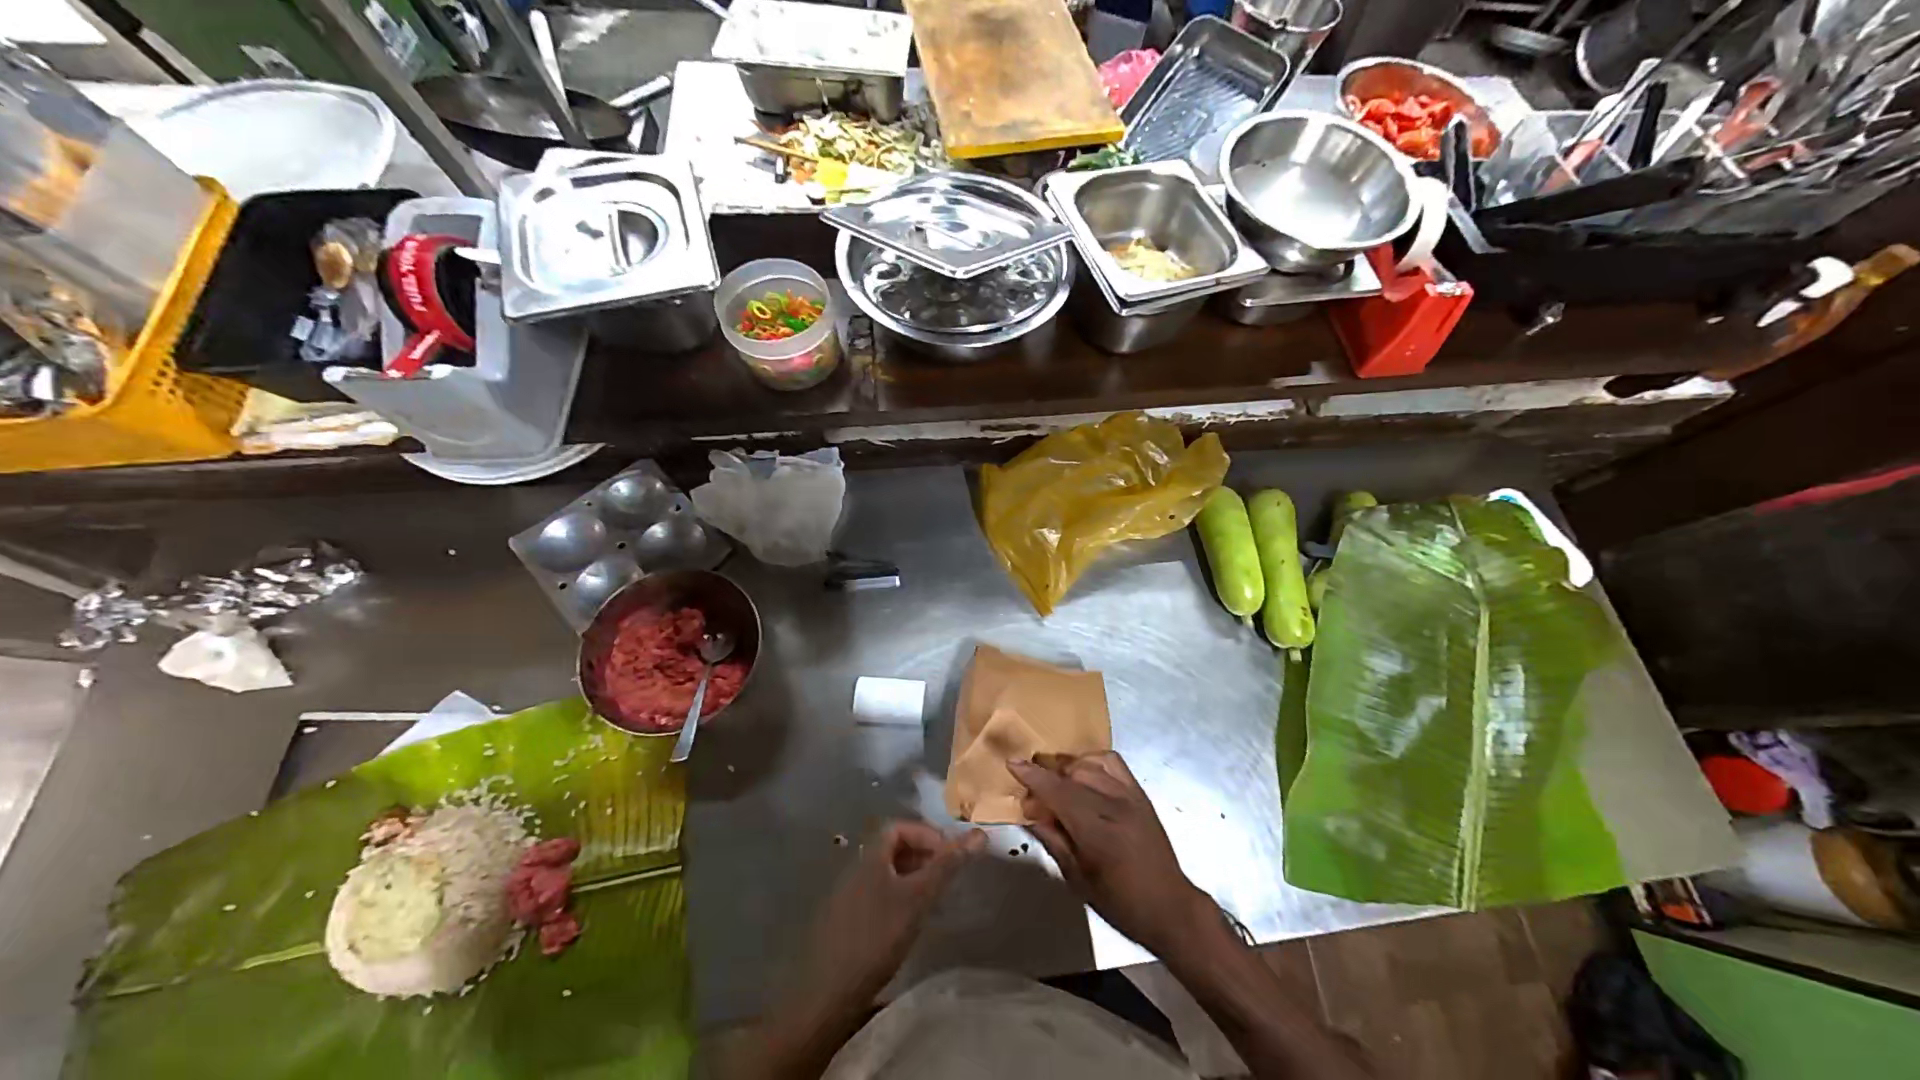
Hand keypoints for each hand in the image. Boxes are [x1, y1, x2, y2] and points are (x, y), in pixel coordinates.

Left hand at [803, 821, 984, 1003]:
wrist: (829, 991)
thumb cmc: (877, 936)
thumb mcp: (918, 898)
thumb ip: (947, 866)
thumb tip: (978, 834)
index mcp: (870, 857)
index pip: (899, 827)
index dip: (927, 834)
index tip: (950, 854)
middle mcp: (857, 869)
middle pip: (893, 849)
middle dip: (924, 856)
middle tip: (949, 876)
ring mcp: (849, 895)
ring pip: (887, 874)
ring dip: (913, 878)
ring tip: (935, 899)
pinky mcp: (847, 920)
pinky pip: (878, 895)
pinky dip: (900, 898)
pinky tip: (911, 922)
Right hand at [1009, 753, 1211, 954]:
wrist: (1169, 906)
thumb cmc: (1119, 902)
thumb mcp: (1077, 878)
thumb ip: (1053, 840)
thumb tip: (1030, 814)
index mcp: (1096, 830)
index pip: (1058, 790)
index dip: (1032, 776)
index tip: (1012, 764)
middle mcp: (1114, 805)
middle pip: (1071, 773)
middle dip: (1046, 776)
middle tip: (1033, 796)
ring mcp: (1130, 795)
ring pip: (1089, 764)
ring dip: (1066, 769)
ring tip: (1055, 783)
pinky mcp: (1140, 793)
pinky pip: (1112, 762)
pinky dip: (1092, 761)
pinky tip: (1083, 774)